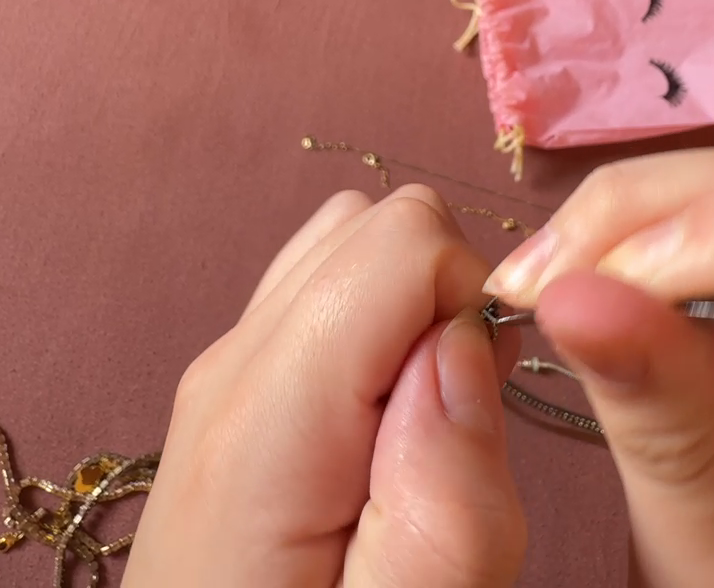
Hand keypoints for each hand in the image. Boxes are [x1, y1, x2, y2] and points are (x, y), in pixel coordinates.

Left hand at [125, 186, 525, 586]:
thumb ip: (447, 492)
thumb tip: (464, 340)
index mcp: (265, 415)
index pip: (400, 242)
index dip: (470, 301)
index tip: (484, 393)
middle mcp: (234, 359)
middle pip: (377, 222)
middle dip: (448, 294)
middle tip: (454, 411)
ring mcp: (229, 357)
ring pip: (353, 235)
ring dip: (417, 298)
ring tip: (420, 409)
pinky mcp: (242, 369)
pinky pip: (328, 276)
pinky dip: (383, 307)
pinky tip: (383, 400)